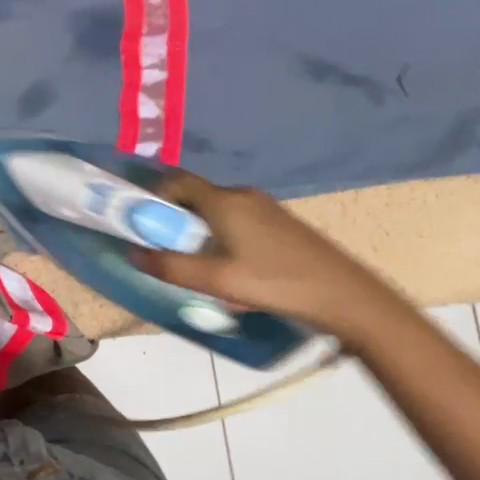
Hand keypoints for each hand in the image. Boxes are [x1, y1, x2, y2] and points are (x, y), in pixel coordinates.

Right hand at [133, 171, 407, 337]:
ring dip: (197, 231)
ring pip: (216, 211)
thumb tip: (133, 253)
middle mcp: (243, 195)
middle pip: (195, 197)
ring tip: (194, 264)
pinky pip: (236, 221)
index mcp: (224, 201)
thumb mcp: (216, 281)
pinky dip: (220, 236)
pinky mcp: (280, 224)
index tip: (139, 221)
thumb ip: (170, 266)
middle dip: (173, 219)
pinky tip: (228, 269)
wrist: (347, 298)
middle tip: (163, 249)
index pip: (176, 181)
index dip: (152, 195)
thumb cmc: (276, 283)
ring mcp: (265, 208)